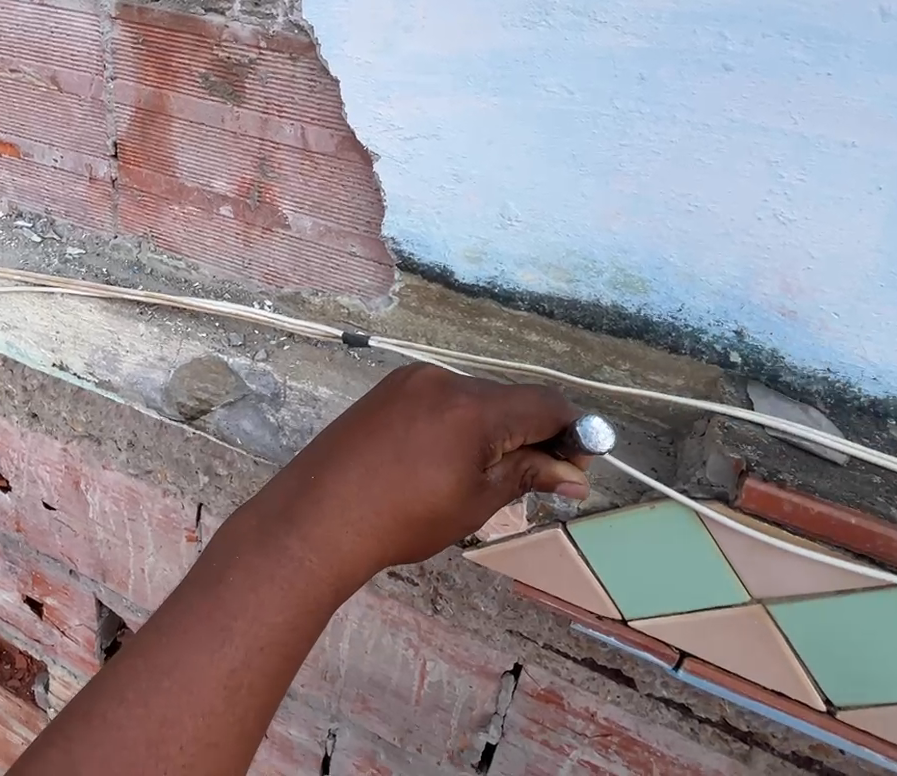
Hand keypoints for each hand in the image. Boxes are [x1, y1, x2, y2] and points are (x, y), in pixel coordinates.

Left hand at [235, 365, 589, 592]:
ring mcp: (410, 380)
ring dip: (494, 428)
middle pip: (508, 399)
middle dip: (532, 433)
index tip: (577, 464)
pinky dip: (458, 421)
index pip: (544, 402)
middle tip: (540, 477)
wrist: (319, 516)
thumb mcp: (475, 502)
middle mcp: (442, 379)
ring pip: (473, 398)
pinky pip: (440, 397)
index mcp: (472, 406)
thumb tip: (572, 474)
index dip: (572, 430)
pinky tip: (446, 456)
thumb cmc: (402, 519)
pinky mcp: (387, 388)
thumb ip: (526, 475)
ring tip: (487, 473)